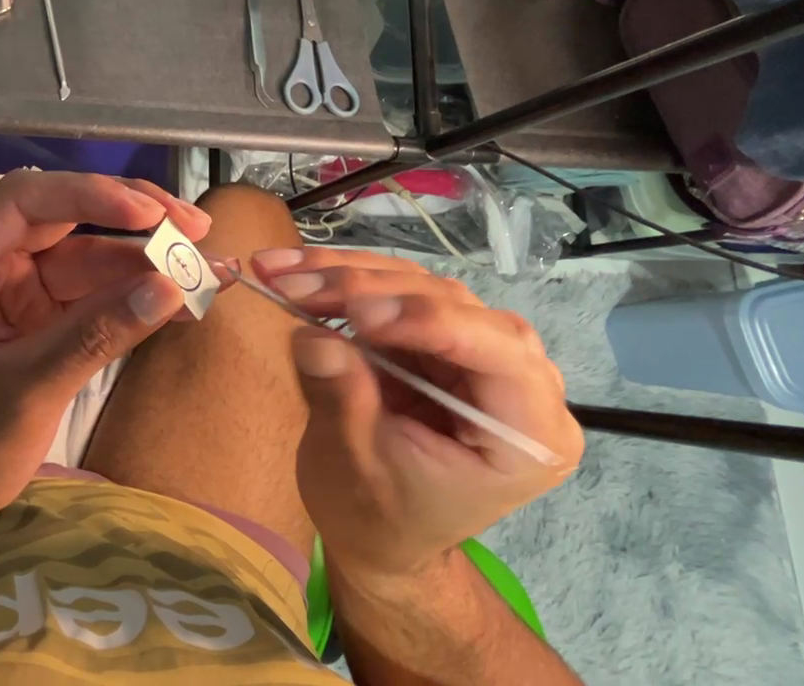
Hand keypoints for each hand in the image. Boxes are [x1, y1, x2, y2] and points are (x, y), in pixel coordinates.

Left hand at [0, 171, 208, 510]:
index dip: (89, 194)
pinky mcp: (37, 313)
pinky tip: (183, 299)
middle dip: (131, 220)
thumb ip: (98, 334)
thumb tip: (172, 287)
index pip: (23, 201)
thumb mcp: (29, 389)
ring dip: (145, 261)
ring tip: (210, 270)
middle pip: (62, 217)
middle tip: (197, 227)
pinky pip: (92, 290)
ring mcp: (13, 286)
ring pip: (86, 252)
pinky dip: (135, 294)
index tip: (152, 212)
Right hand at [251, 249, 581, 586]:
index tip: (358, 315)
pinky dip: (338, 280)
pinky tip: (291, 271)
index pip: (501, 354)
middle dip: (366, 290)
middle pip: (451, 306)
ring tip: (277, 271)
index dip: (433, 322)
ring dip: (342, 273)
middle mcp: (514, 380)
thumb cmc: (376, 517)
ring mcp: (470, 350)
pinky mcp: (430, 336)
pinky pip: (390, 290)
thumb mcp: (356, 465)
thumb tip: (311, 334)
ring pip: (416, 285)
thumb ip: (342, 397)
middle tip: (294, 287)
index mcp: (526, 434)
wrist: (373, 532)